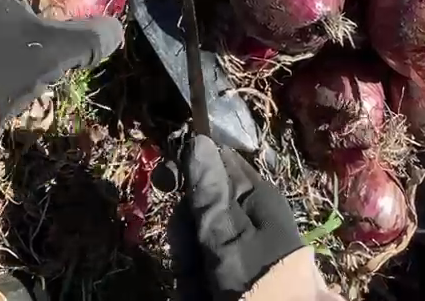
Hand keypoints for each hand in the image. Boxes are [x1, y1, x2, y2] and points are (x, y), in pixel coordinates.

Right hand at [184, 135, 301, 298]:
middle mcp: (244, 217)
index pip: (215, 161)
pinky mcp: (226, 277)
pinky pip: (195, 269)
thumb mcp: (230, 235)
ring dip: (185, 260)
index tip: (164, 181)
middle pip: (197, 204)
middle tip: (186, 253)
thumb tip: (198, 139)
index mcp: (254, 196)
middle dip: (183, 228)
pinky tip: (195, 294)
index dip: (186, 166)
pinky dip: (190, 283)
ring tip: (194, 283)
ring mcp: (234, 249)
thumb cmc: (260, 280)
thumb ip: (210, 192)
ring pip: (191, 239)